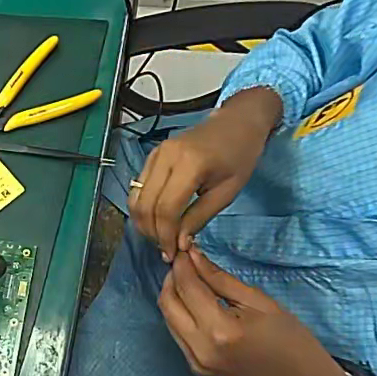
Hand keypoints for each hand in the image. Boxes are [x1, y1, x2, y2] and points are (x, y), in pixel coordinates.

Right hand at [131, 86, 282, 260]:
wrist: (237, 122)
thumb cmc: (240, 155)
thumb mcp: (227, 192)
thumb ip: (199, 218)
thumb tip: (178, 244)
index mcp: (190, 164)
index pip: (166, 208)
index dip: (165, 235)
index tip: (172, 254)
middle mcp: (165, 156)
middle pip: (146, 204)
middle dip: (152, 232)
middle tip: (165, 248)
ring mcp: (155, 154)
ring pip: (136, 197)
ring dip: (143, 222)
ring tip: (159, 236)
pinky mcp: (152, 155)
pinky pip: (138, 187)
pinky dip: (143, 208)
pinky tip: (156, 220)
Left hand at [158, 248, 356, 375]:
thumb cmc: (288, 336)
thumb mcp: (258, 300)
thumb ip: (219, 279)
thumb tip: (192, 256)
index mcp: (220, 329)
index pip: (188, 288)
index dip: (182, 266)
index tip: (184, 249)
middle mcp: (201, 347)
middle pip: (167, 303)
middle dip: (172, 278)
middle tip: (185, 263)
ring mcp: (195, 361)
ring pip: (167, 318)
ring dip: (173, 295)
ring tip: (189, 279)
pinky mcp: (195, 367)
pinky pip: (176, 333)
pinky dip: (179, 313)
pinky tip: (193, 302)